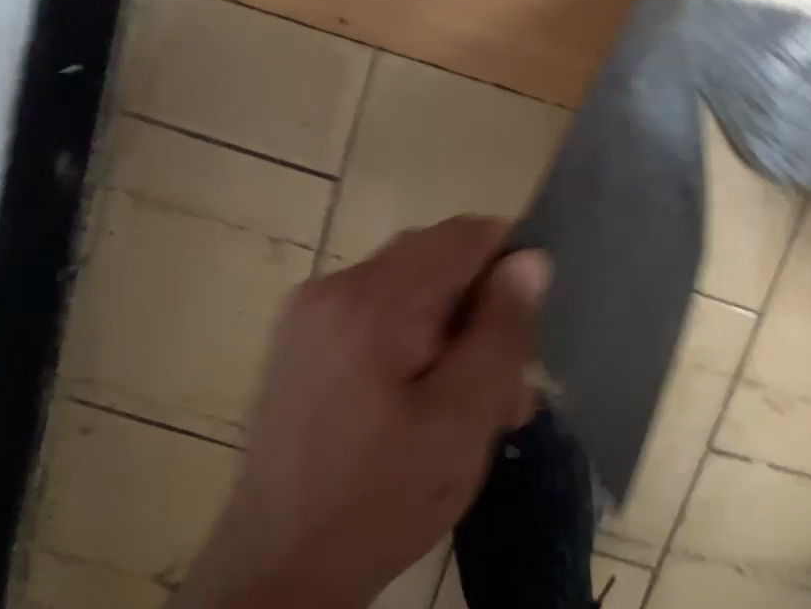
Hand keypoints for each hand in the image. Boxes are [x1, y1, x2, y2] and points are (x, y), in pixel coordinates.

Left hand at [173, 217, 549, 608]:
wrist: (277, 575)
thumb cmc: (382, 498)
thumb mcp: (463, 418)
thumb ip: (502, 330)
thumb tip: (531, 259)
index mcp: (371, 299)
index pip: (462, 235)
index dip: (510, 261)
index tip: (533, 318)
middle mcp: (332, 288)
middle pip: (433, 262)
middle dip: (482, 310)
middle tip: (510, 384)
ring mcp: (308, 317)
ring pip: (408, 292)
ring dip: (451, 333)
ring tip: (476, 405)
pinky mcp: (300, 347)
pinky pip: (375, 318)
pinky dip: (413, 344)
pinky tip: (428, 403)